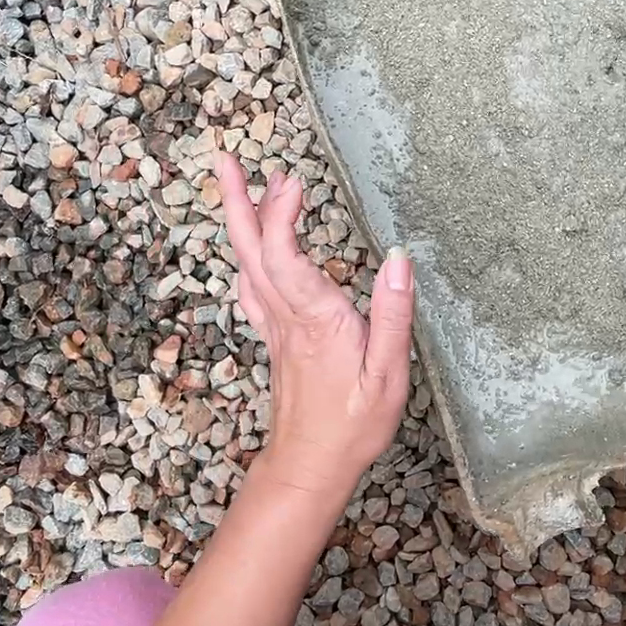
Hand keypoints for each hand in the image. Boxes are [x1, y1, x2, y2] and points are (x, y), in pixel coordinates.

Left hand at [213, 152, 415, 500]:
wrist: (310, 465)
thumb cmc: (353, 425)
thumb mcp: (388, 376)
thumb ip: (392, 315)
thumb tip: (399, 259)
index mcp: (316, 320)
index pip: (286, 258)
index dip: (282, 215)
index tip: (293, 179)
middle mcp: (286, 316)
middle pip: (252, 251)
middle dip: (238, 201)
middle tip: (226, 160)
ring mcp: (274, 325)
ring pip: (246, 263)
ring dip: (239, 220)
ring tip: (240, 182)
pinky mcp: (273, 335)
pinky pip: (250, 285)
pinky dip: (246, 254)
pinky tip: (249, 245)